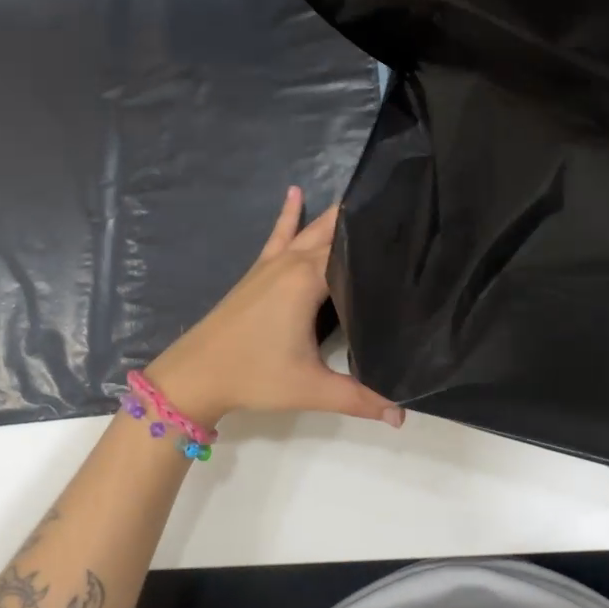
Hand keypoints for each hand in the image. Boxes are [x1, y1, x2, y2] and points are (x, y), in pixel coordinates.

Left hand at [145, 186, 404, 429]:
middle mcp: (293, 261)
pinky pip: (280, 233)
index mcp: (309, 279)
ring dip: (335, 216)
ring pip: (311, 229)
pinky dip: (290, 213)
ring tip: (364, 198)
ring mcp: (273, 262)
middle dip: (364, 222)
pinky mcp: (259, 270)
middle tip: (400, 212)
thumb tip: (401, 415)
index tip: (414, 233)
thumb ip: (359, 398)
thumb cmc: (254, 375)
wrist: (194, 375)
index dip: (382, 243)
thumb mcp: (311, 388)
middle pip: (334, 233)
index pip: (353, 250)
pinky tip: (296, 191)